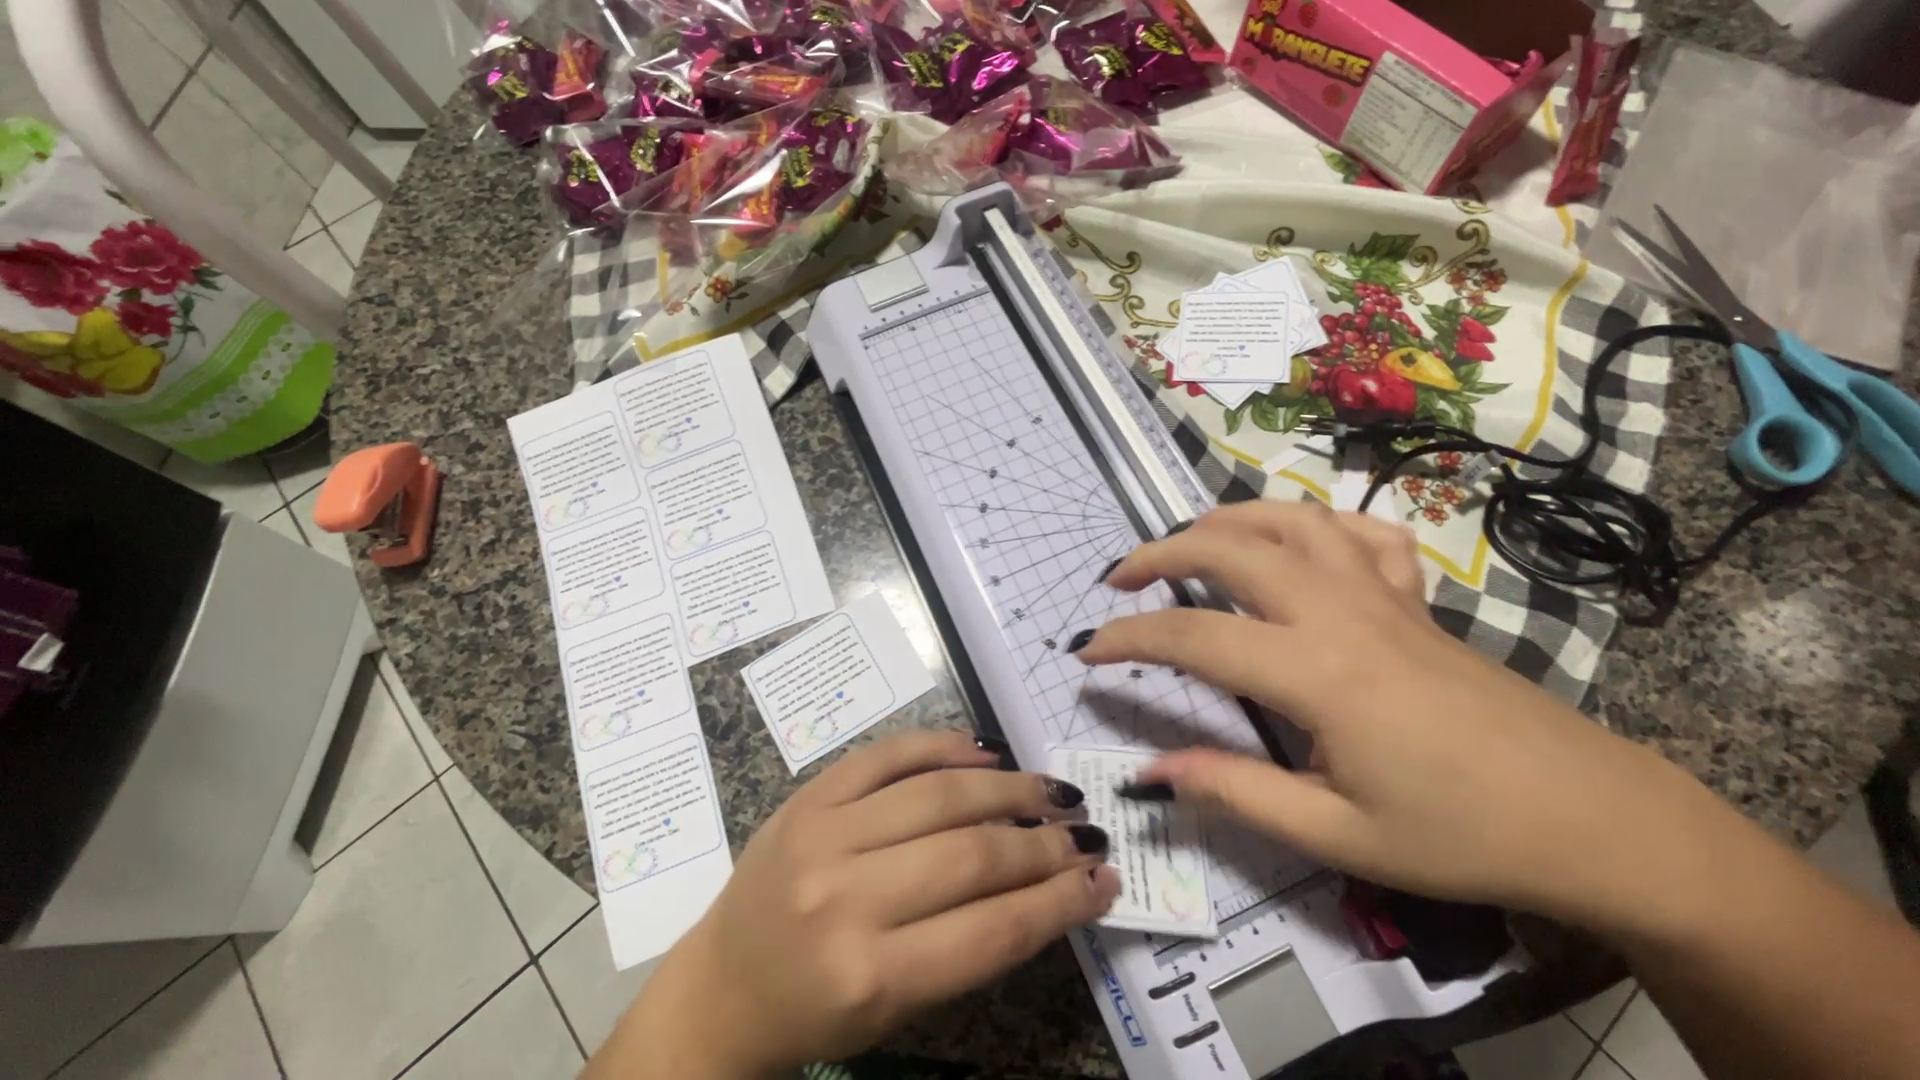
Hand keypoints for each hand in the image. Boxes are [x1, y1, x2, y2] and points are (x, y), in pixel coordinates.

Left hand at [600, 732, 1120, 1077]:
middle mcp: (845, 899)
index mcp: (872, 975)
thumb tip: (1052, 882)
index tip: (1102, 880)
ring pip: (938, 795)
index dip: (1061, 901)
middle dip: (1045, 843)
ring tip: (1052, 790)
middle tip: (1085, 834)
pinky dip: (942, 746)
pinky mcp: (805, 798)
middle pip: (973, 855)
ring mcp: (821, 837)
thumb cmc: (816, 1014)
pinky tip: (985, 752)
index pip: (993, 929)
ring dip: (1009, 787)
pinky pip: (886, 756)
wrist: (722, 987)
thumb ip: (974, 945)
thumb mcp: (901, 1006)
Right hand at [1075, 501, 1741, 933]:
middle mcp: (1341, 612)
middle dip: (1162, 553)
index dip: (1129, 638)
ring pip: (1293, 520)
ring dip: (1229, 518)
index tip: (1085, 652)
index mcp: (1315, 672)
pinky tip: (1298, 542)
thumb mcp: (1335, 833)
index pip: (1194, 637)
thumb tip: (1149, 773)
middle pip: (1233, 548)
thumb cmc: (1459, 834)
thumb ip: (1234, 793)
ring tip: (1190, 542)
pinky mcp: (1418, 601)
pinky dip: (1318, 522)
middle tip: (1120, 580)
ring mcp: (1384, 596)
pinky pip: (1363, 532)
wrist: (1591, 818)